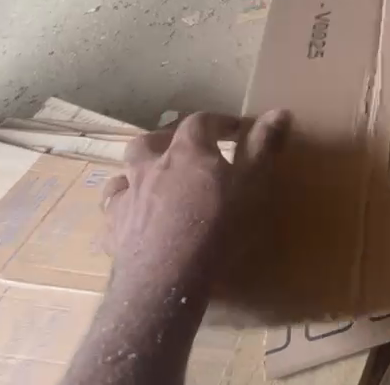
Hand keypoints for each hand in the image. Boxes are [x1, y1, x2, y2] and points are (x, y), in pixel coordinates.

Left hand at [100, 110, 288, 296]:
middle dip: (163, 141)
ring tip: (152, 186)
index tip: (236, 131)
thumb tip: (279, 111)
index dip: (218, 122)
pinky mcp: (111, 236)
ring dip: (134, 177)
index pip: (199, 122)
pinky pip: (110, 219)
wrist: (166, 280)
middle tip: (183, 152)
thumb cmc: (217, 224)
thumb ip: (263, 145)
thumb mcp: (252, 181)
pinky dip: (122, 215)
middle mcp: (150, 169)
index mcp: (186, 152)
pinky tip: (134, 225)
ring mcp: (126, 203)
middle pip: (146, 143)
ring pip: (119, 179)